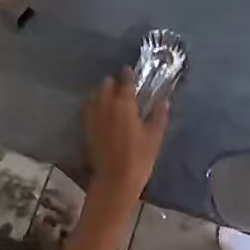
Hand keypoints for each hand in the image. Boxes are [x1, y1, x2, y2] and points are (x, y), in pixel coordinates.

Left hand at [82, 70, 167, 199]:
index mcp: (124, 104)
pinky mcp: (86, 128)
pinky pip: (88, 109)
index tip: (128, 70)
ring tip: (110, 96)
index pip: (125, 82)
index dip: (127, 74)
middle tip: (121, 85)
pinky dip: (94, 105)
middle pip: (106, 85)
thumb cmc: (139, 157)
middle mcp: (106, 105)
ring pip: (95, 96)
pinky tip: (99, 110)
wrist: (115, 179)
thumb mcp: (155, 136)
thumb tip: (163, 101)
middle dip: (113, 82)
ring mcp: (93, 117)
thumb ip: (158, 115)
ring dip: (102, 93)